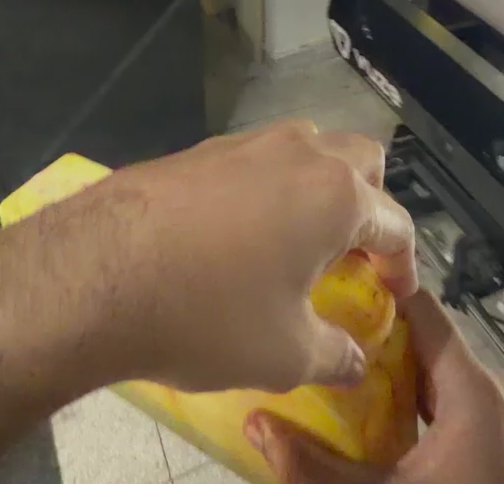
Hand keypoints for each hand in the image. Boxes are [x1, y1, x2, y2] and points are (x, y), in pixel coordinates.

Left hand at [71, 121, 416, 393]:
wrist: (100, 271)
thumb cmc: (210, 311)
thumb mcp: (285, 354)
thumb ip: (335, 355)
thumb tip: (354, 361)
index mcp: (336, 194)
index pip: (396, 222)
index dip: (403, 263)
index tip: (394, 295)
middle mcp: (300, 153)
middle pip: (361, 159)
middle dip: (370, 202)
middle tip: (351, 253)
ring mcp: (246, 142)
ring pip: (307, 148)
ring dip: (318, 186)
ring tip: (296, 240)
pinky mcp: (201, 148)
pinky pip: (257, 159)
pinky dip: (268, 186)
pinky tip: (237, 233)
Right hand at [246, 291, 503, 483]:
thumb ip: (316, 466)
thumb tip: (256, 425)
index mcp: (474, 389)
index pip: (424, 308)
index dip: (375, 294)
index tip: (328, 291)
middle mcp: (491, 390)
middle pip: (425, 338)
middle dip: (371, 335)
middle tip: (320, 331)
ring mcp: (497, 418)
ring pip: (435, 370)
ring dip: (388, 369)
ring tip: (335, 365)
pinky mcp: (495, 444)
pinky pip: (447, 400)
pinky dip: (410, 398)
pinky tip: (370, 413)